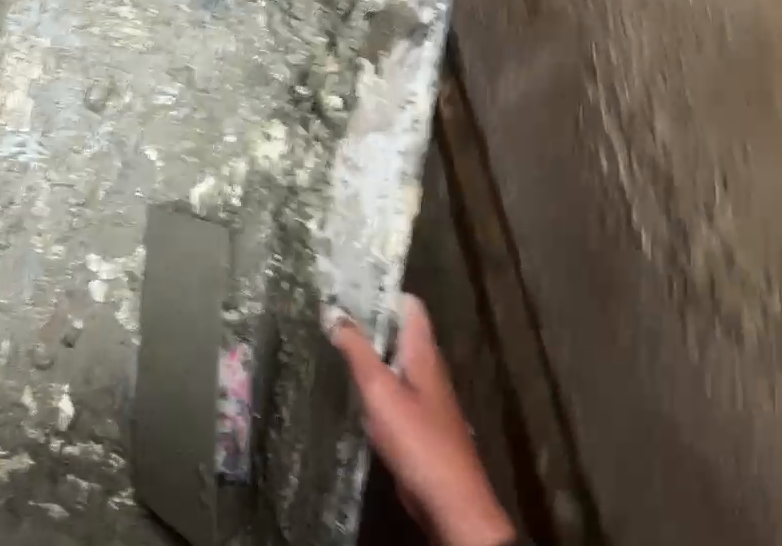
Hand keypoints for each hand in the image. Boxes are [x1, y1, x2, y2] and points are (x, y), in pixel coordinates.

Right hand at [328, 295, 515, 545]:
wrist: (450, 502)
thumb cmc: (417, 439)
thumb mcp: (379, 389)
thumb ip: (356, 349)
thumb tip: (333, 310)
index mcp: (423, 355)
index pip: (410, 307)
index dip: (383, 290)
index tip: (349, 280)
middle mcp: (428, 370)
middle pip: (401, 332)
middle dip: (370, 317)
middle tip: (331, 305)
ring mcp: (426, 398)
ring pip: (396, 360)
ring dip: (370, 347)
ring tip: (335, 337)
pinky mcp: (419, 422)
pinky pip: (393, 387)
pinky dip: (373, 377)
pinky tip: (352, 384)